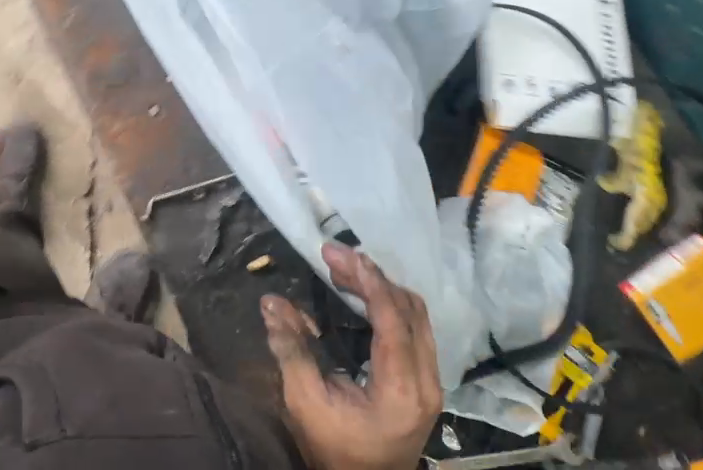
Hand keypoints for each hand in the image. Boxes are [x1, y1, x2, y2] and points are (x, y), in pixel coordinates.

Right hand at [262, 243, 441, 469]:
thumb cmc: (335, 450)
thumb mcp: (305, 403)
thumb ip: (291, 349)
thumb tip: (270, 302)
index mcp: (401, 388)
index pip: (393, 318)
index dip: (368, 280)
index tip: (339, 253)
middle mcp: (427, 380)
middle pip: (409, 309)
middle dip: (371, 277)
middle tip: (333, 258)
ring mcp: (431, 382)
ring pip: (416, 315)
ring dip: (381, 287)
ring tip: (343, 272)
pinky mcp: (426, 382)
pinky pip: (415, 328)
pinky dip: (389, 304)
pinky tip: (360, 297)